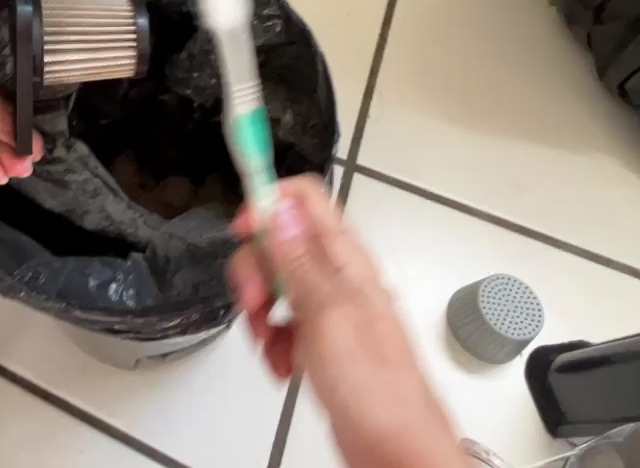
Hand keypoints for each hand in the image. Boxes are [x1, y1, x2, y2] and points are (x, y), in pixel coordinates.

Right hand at [228, 176, 460, 467]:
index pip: (304, 198)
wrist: (398, 456)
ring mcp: (326, 307)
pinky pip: (279, 321)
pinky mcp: (318, 339)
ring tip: (269, 343)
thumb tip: (279, 207)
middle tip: (254, 303)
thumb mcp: (329, 314)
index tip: (241, 228)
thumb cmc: (375, 387)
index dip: (267, 201)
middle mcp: (335, 275)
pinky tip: (281, 363)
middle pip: (277, 240)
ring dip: (259, 309)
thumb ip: (299, 259)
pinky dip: (271, 339)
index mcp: (344, 258)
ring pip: (274, 281)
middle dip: (254, 269)